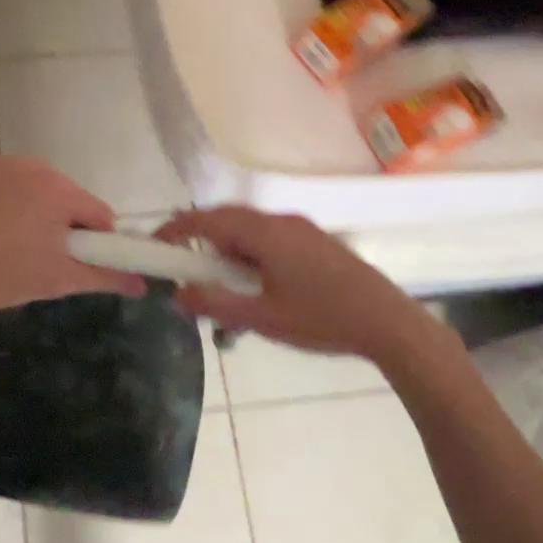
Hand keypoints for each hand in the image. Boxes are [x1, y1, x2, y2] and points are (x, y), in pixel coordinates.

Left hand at [0, 157, 146, 315]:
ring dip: (40, 210)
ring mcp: (2, 165)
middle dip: (66, 223)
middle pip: (70, 197)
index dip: (95, 240)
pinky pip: (11, 183)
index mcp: (60, 191)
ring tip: (18, 244)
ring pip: (40, 188)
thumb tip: (142, 285)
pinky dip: (12, 200)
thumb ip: (107, 277)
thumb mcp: (61, 279)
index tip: (78, 261)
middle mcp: (35, 167)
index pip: (99, 213)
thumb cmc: (6, 275)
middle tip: (45, 257)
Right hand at [155, 207, 452, 359]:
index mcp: (265, 233)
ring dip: (228, 253)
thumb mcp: (261, 318)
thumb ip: (215, 304)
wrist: (388, 323)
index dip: (176, 229)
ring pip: (250, 231)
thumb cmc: (322, 320)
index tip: (153, 244)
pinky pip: (269, 240)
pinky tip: (256, 288)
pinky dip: (250, 256)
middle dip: (201, 243)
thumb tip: (177, 294)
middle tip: (184, 272)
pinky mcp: (316, 242)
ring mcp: (302, 229)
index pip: (207, 220)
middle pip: (228, 221)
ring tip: (222, 288)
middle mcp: (282, 221)